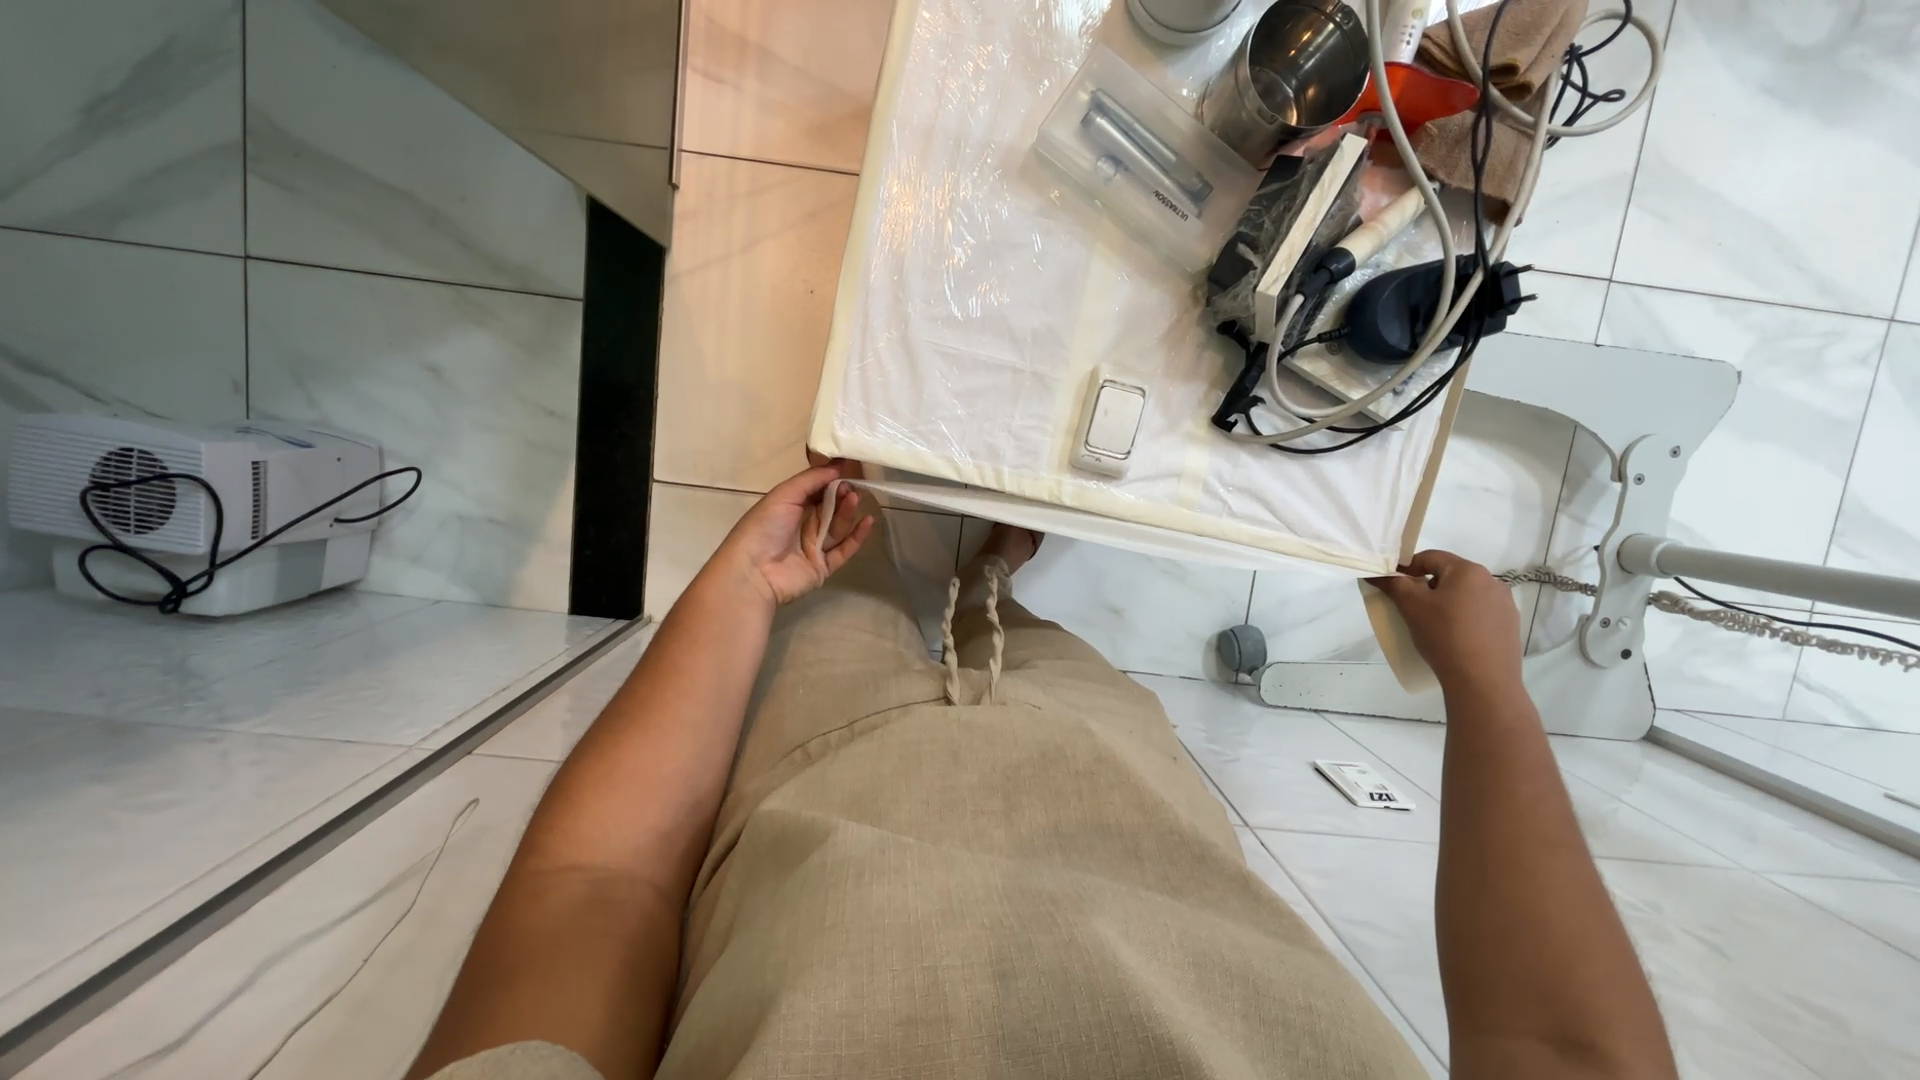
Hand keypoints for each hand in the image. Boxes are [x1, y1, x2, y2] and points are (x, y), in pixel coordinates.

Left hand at [705, 463, 874, 607]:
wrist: (754, 571)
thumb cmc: (765, 527)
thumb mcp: (784, 494)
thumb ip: (811, 479)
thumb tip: (837, 466)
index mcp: (788, 508)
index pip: (815, 492)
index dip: (831, 482)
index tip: (848, 470)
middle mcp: (801, 527)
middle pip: (829, 509)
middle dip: (841, 497)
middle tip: (851, 487)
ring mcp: (814, 548)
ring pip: (837, 528)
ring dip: (848, 513)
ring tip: (855, 499)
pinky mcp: (823, 568)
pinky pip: (844, 551)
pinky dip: (857, 537)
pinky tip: (868, 522)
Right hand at [1367, 550, 1521, 688]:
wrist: (1483, 681)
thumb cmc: (1444, 636)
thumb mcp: (1411, 607)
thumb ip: (1394, 584)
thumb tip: (1377, 573)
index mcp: (1468, 571)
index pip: (1430, 557)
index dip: (1407, 568)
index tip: (1393, 585)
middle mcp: (1492, 582)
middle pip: (1450, 576)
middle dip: (1427, 587)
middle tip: (1411, 607)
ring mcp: (1505, 605)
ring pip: (1466, 595)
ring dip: (1447, 602)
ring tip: (1433, 625)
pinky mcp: (1510, 626)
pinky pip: (1480, 613)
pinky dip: (1464, 618)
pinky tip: (1455, 637)